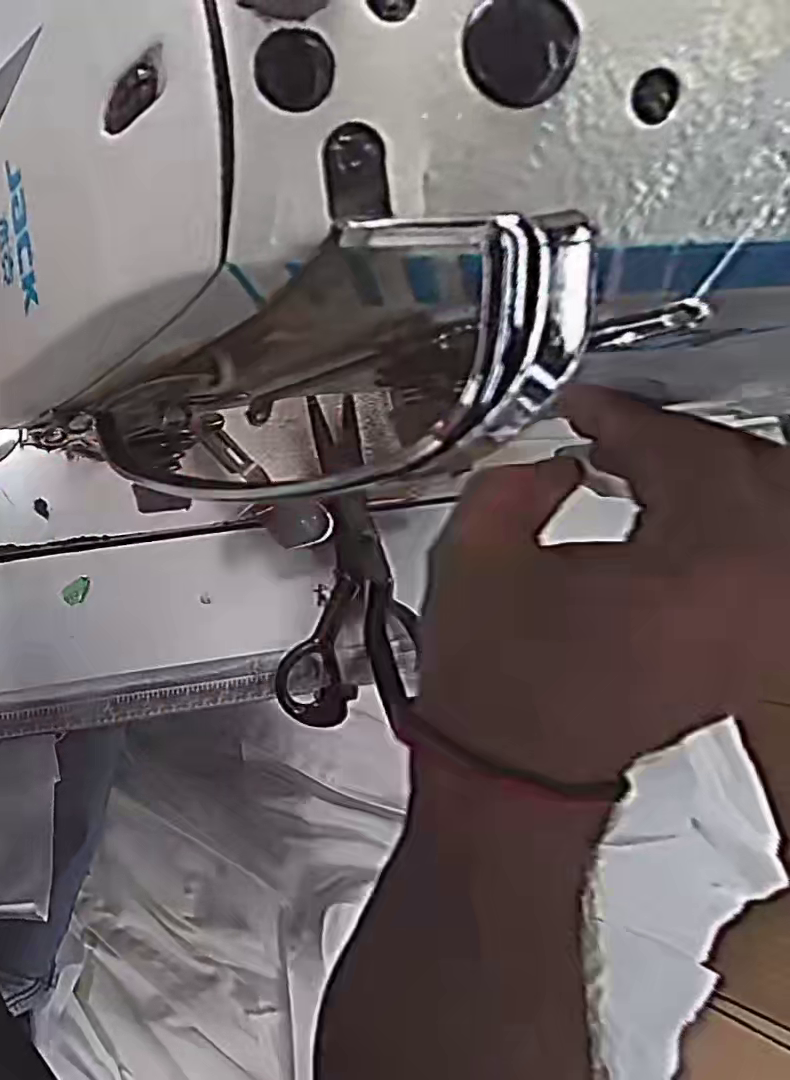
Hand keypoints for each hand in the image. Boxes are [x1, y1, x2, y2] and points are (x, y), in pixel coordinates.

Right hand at [418, 386, 789, 786]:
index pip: (687, 452)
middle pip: (757, 469)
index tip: (586, 403)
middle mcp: (769, 587)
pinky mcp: (767, 635)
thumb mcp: (474, 559)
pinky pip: (767, 547)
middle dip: (676, 438)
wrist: (518, 750)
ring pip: (776, 505)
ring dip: (706, 472)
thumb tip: (545, 464)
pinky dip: (724, 513)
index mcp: (702, 562)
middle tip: (609, 427)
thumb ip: (510, 489)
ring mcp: (781, 616)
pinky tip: (669, 511)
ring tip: (635, 461)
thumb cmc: (496, 671)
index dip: (626, 416)